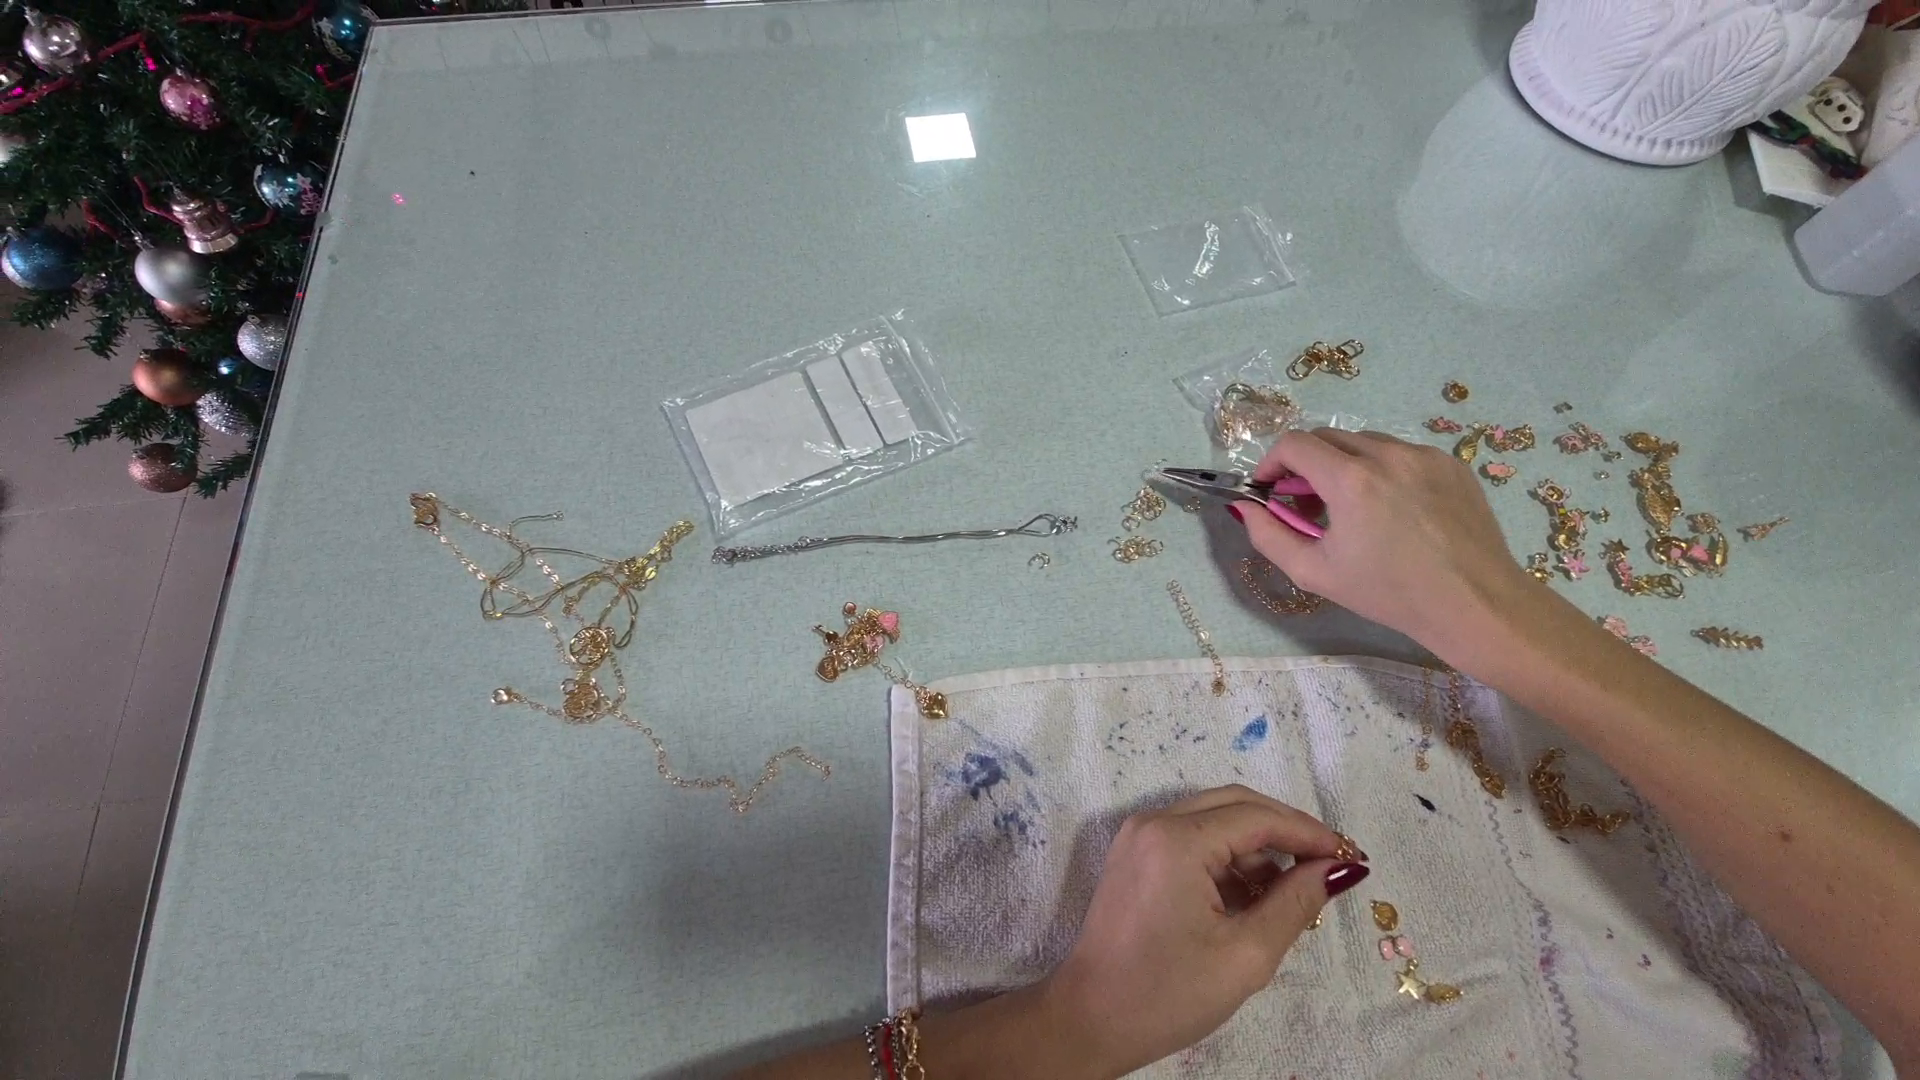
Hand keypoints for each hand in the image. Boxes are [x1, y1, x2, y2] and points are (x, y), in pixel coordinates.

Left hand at [1038, 786, 1368, 1077]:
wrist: (1090, 1017)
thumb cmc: (1167, 992)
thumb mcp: (1245, 955)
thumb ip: (1295, 905)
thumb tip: (1335, 870)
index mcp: (1177, 838)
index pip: (1256, 817)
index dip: (1308, 832)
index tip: (1353, 856)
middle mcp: (1154, 821)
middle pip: (1234, 805)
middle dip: (1285, 831)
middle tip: (1331, 864)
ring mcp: (1140, 835)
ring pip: (1213, 821)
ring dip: (1257, 848)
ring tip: (1296, 892)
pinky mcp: (1135, 855)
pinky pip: (1192, 839)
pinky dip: (1227, 860)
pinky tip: (1255, 896)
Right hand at [1230, 429, 1532, 660]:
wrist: (1475, 604)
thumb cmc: (1389, 593)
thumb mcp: (1314, 572)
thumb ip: (1268, 535)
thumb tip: (1245, 507)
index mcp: (1351, 480)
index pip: (1294, 444)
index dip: (1271, 462)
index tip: (1269, 489)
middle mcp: (1388, 454)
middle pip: (1327, 438)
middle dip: (1305, 465)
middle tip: (1306, 506)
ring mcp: (1425, 455)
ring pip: (1364, 443)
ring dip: (1343, 466)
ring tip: (1350, 509)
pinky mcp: (1452, 464)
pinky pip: (1401, 454)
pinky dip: (1381, 471)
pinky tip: (1390, 510)